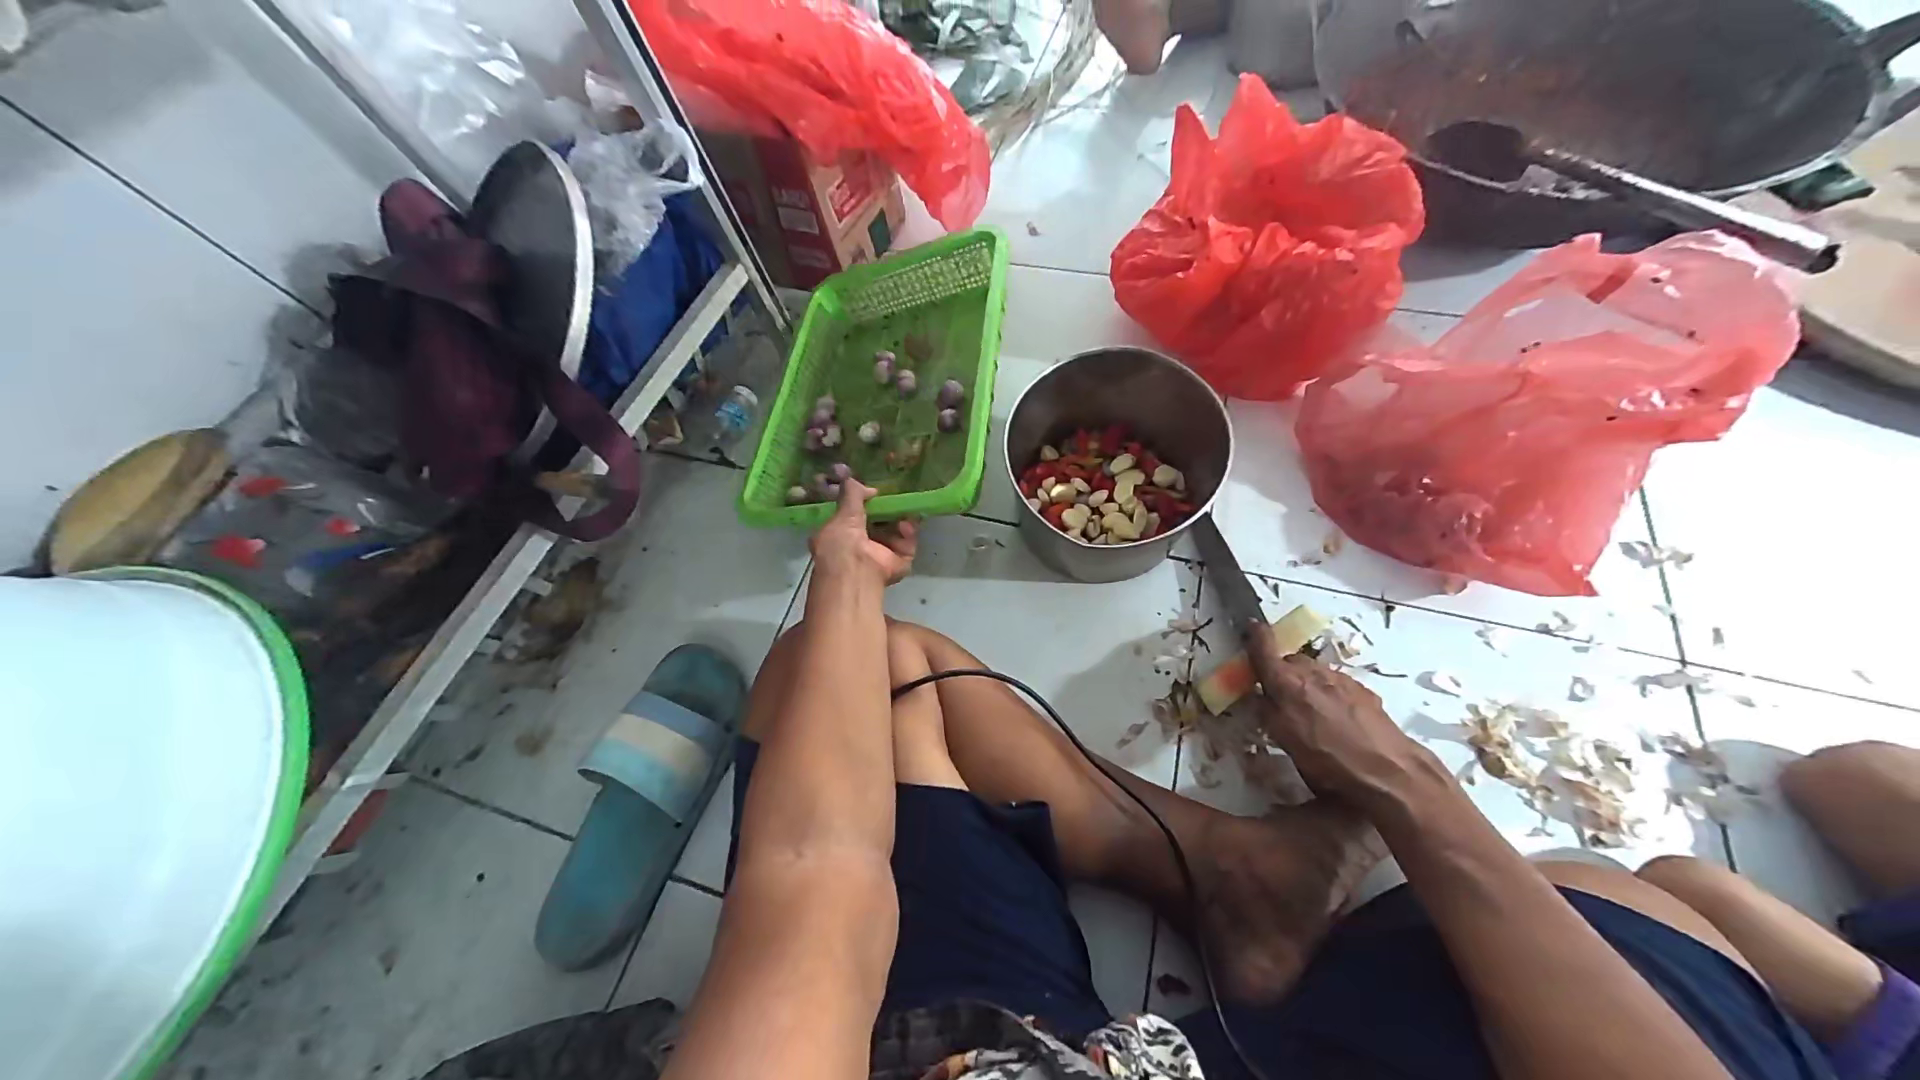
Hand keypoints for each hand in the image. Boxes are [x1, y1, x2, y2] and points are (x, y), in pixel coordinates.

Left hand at [810, 481, 917, 586]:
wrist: (855, 572)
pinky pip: (907, 545)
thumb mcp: (841, 513)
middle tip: (894, 498)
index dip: (865, 505)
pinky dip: (908, 535)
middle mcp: (860, 548)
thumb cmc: (840, 544)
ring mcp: (880, 557)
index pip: (854, 518)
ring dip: (900, 521)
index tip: (874, 492)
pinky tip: (906, 526)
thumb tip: (864, 484)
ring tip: (902, 510)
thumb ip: (852, 494)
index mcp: (840, 538)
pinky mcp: (898, 563)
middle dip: (887, 512)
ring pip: (895, 534)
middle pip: (879, 525)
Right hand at [1244, 618, 1446, 805]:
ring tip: (1312, 713)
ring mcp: (1341, 680)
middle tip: (1281, 698)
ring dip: (1308, 685)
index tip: (1250, 627)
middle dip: (1283, 674)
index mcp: (1285, 683)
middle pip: (1291, 662)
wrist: (1389, 772)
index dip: (1255, 635)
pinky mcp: (1365, 691)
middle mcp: (1312, 673)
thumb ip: (1267, 713)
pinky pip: (1337, 685)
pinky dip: (1331, 695)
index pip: (1263, 648)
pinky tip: (1338, 721)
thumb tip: (1260, 697)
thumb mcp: (1284, 741)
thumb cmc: (1327, 761)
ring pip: (1315, 673)